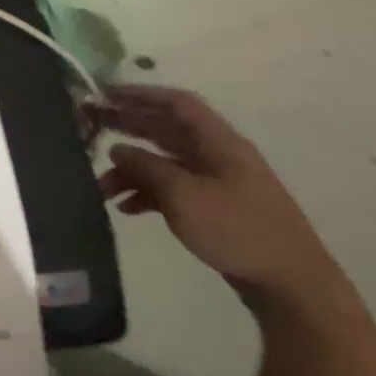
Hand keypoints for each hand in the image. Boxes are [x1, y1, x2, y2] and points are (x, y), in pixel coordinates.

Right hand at [92, 85, 340, 301]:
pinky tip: (125, 208)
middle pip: (166, 130)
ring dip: (130, 169)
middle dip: (126, 126)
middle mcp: (218, 156)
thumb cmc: (237, 230)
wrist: (289, 282)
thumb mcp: (183, 195)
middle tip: (86, 126)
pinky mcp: (213, 207)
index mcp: (220, 144)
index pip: (177, 104)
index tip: (102, 93)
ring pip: (163, 162)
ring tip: (99, 186)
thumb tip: (116, 149)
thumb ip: (146, 167)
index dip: (140, 94)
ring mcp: (217, 182)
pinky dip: (145, 193)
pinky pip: (170, 189)